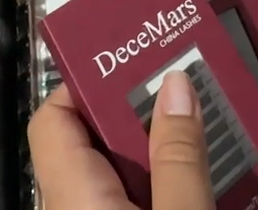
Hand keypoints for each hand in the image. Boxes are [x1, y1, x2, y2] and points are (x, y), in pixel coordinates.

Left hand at [28, 72, 215, 209]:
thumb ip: (178, 157)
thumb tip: (175, 81)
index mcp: (73, 195)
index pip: (53, 118)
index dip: (88, 83)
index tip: (138, 62)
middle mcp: (70, 208)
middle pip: (90, 141)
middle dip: (139, 112)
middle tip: (186, 88)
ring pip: (116, 175)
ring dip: (158, 152)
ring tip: (203, 128)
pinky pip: (129, 201)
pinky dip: (160, 186)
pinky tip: (202, 181)